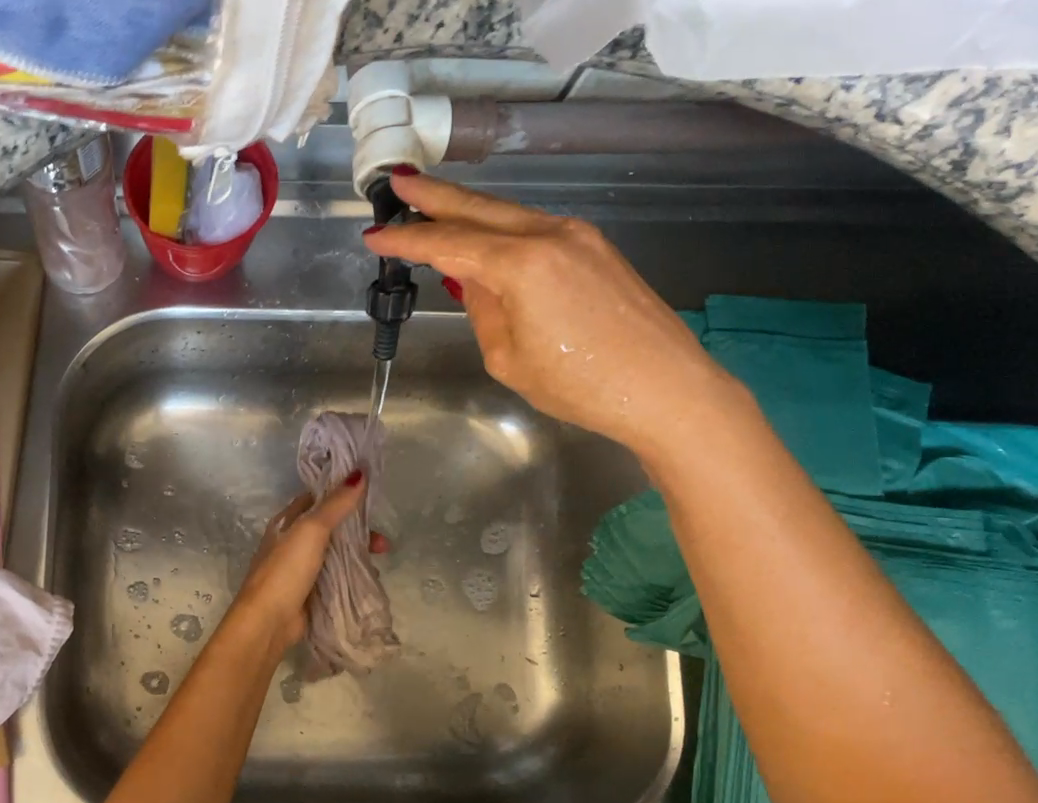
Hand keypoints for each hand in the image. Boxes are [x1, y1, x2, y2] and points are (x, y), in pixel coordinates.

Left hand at [229, 478, 370, 654]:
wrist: (269, 621)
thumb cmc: (286, 570)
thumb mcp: (311, 530)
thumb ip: (336, 504)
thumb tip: (359, 472)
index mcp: (285, 522)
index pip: (315, 498)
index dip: (340, 492)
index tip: (369, 493)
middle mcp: (291, 542)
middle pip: (330, 527)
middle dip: (357, 530)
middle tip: (382, 541)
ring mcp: (299, 568)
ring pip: (335, 552)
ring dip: (358, 553)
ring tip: (380, 559)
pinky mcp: (308, 591)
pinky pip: (335, 576)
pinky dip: (352, 574)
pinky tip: (369, 578)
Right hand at [363, 173, 745, 458]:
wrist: (663, 386)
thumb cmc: (579, 384)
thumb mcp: (508, 357)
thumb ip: (484, 310)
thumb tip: (473, 281)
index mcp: (522, 264)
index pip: (449, 244)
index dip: (407, 240)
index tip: (374, 236)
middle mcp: (550, 235)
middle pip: (479, 209)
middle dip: (435, 196)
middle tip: (397, 181)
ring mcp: (578, 237)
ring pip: (508, 215)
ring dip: (467, 210)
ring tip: (431, 204)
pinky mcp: (594, 249)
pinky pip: (533, 229)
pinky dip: (499, 228)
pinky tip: (481, 237)